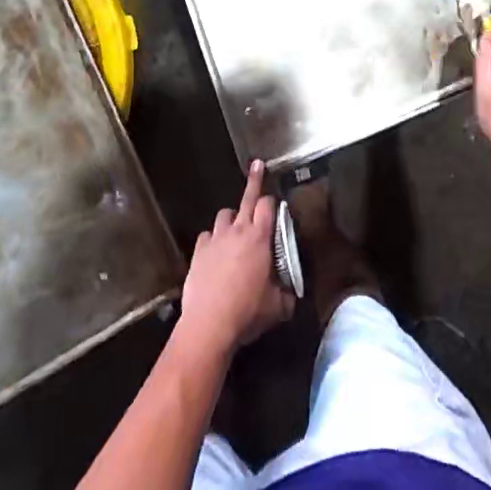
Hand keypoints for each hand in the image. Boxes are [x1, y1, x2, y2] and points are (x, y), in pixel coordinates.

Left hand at [178, 161, 293, 352]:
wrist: (209, 324)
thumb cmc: (248, 312)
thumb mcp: (277, 306)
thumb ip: (286, 295)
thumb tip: (291, 295)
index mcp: (260, 238)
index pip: (269, 206)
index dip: (274, 201)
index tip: (278, 202)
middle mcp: (238, 231)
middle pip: (247, 198)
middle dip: (255, 180)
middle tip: (257, 164)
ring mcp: (215, 239)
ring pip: (225, 214)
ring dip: (233, 217)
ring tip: (236, 227)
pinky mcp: (198, 251)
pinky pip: (208, 235)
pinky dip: (214, 238)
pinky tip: (216, 251)